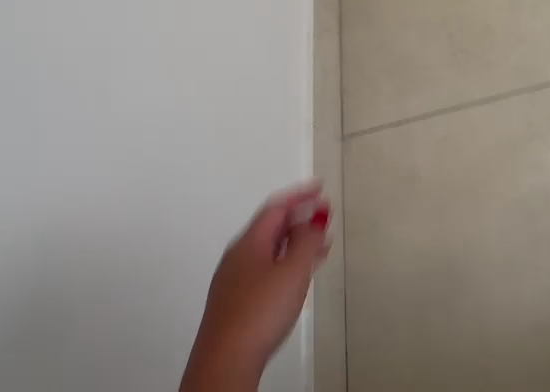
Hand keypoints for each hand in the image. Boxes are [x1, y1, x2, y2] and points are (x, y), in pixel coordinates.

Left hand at [181, 181, 331, 391]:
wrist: (225, 363)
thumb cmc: (261, 310)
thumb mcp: (293, 270)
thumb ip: (308, 239)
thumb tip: (316, 216)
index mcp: (249, 243)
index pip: (276, 208)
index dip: (300, 194)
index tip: (320, 187)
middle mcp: (237, 257)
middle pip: (271, 227)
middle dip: (300, 218)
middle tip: (325, 214)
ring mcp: (234, 281)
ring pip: (269, 249)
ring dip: (296, 241)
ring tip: (321, 243)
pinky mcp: (236, 302)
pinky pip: (266, 268)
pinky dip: (286, 260)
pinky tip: (300, 274)